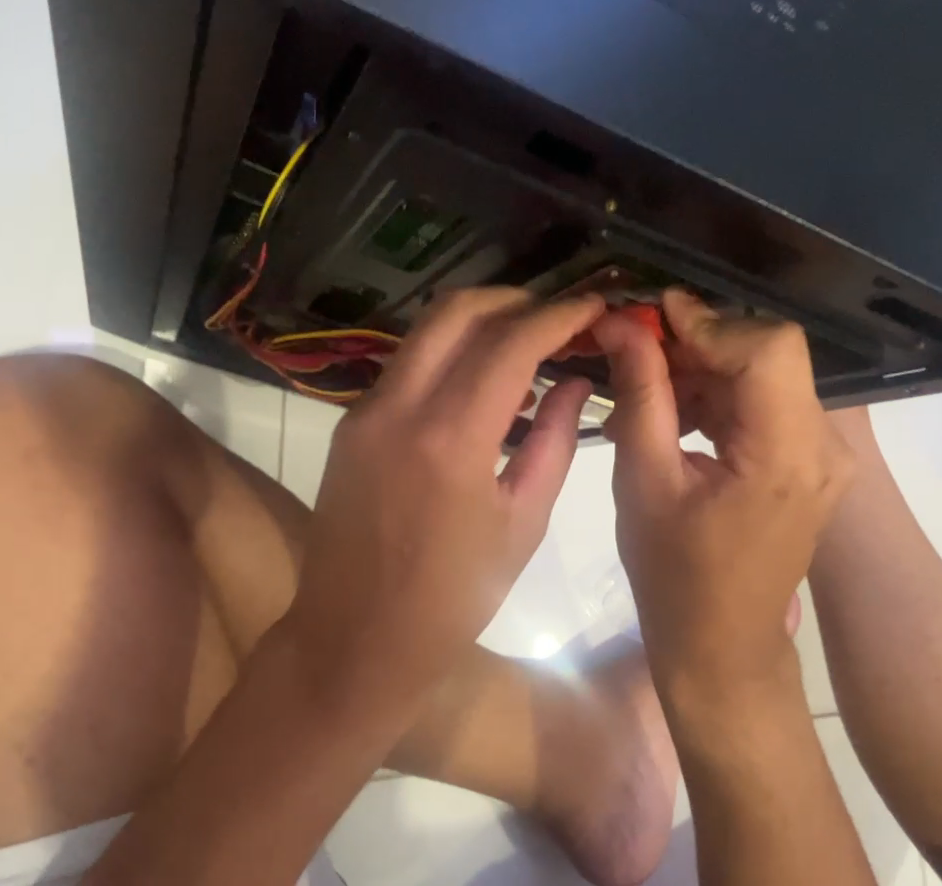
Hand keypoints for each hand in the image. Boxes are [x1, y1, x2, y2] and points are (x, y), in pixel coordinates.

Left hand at [287, 288, 605, 698]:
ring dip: (478, 322)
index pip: (511, 343)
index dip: (558, 315)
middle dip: (514, 300)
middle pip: (457, 311)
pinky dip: (448, 356)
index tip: (592, 304)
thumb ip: (554, 442)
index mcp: (452, 439)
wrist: (353, 641)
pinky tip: (479, 384)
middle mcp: (400, 408)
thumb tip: (575, 382)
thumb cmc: (453, 601)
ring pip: (425, 332)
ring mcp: (365, 412)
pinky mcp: (349, 424)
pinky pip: (406, 367)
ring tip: (525, 343)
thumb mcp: (522, 524)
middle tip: (556, 315)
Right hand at [595, 289, 853, 699]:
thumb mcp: (643, 480)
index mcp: (785, 454)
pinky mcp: (810, 464)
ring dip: (706, 369)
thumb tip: (621, 324)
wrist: (721, 648)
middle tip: (635, 352)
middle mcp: (822, 445)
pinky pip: (766, 404)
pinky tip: (674, 414)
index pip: (766, 347)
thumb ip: (641, 393)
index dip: (707, 323)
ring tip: (646, 390)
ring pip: (767, 373)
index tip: (648, 318)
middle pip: (769, 354)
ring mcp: (823, 455)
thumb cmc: (673, 574)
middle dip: (699, 344)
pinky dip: (720, 396)